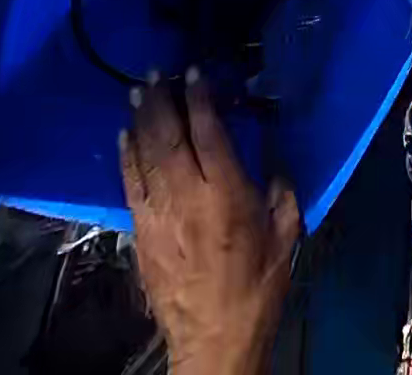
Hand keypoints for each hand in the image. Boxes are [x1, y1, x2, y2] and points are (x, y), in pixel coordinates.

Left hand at [120, 69, 301, 374]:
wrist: (214, 340)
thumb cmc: (257, 283)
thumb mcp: (286, 231)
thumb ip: (282, 185)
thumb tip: (274, 150)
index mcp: (227, 192)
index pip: (209, 131)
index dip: (201, 97)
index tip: (195, 70)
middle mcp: (188, 195)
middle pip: (169, 135)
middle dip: (163, 99)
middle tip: (157, 72)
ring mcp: (159, 213)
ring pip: (145, 154)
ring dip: (141, 119)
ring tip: (137, 90)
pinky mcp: (141, 231)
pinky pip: (130, 184)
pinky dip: (126, 155)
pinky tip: (125, 134)